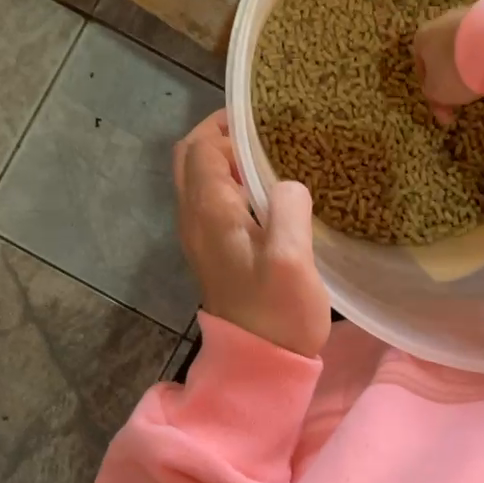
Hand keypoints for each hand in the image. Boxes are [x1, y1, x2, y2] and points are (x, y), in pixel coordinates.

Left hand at [174, 110, 329, 357]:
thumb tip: (286, 182)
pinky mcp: (213, 249)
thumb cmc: (278, 313)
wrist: (260, 365)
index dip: (225, 125)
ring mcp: (200, 234)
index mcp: (209, 211)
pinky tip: (266, 189)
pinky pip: (211, 198)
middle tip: (262, 131)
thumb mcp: (292, 261)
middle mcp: (194, 217)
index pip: (201, 147)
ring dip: (224, 157)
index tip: (263, 117)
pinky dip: (229, 180)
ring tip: (268, 154)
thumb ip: (288, 209)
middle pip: (191, 157)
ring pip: (198, 177)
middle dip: (219, 135)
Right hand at [412, 6, 481, 124]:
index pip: (422, 68)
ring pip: (466, 46)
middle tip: (466, 94)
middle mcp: (440, 22)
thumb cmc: (456, 69)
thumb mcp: (437, 92)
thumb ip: (434, 97)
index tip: (445, 107)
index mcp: (421, 38)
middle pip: (444, 54)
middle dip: (453, 74)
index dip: (433, 91)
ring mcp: (467, 15)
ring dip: (473, 63)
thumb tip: (439, 102)